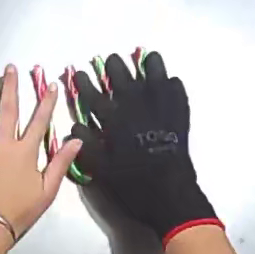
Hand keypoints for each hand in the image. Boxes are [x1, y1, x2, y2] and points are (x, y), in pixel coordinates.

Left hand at [0, 65, 79, 241]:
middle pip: (8, 110)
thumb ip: (61, 163)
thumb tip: (77, 140)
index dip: (46, 102)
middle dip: (10, 87)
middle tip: (9, 68)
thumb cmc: (20, 211)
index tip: (50, 84)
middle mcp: (3, 144)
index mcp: (25, 152)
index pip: (39, 121)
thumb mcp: (48, 190)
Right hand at [70, 52, 217, 246]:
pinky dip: (169, 83)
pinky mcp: (178, 109)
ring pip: (152, 70)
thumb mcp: (100, 169)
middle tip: (110, 63)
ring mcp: (159, 103)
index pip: (92, 93)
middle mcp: (134, 103)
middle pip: (120, 74)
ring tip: (144, 63)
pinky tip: (166, 85)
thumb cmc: (130, 182)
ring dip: (145, 66)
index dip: (82, 82)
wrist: (168, 190)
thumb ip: (86, 145)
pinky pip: (174, 86)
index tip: (76, 72)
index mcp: (112, 118)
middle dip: (113, 67)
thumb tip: (76, 127)